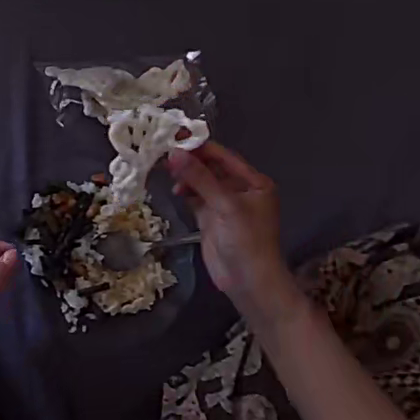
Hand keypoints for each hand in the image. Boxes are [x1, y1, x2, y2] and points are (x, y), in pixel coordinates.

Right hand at [166, 143, 299, 319]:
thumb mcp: (226, 205)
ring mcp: (225, 206)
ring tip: (166, 169)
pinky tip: (175, 189)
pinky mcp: (212, 220)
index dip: (202, 147)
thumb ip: (200, 178)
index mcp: (254, 183)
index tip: (177, 137)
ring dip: (186, 176)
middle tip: (165, 152)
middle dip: (191, 161)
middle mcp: (241, 191)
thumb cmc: (247, 240)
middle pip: (212, 169)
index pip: (225, 157)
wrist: (249, 282)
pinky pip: (197, 199)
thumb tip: (175, 153)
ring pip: (202, 183)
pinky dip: (186, 193)